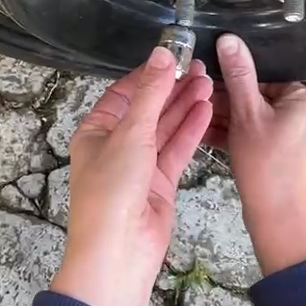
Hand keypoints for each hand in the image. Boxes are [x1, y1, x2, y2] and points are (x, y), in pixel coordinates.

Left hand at [52, 47, 214, 305]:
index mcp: (95, 131)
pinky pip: (177, 150)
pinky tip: (208, 109)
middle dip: (172, 88)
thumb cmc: (112, 189)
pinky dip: (191, 130)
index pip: (124, 93)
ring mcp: (139, 165)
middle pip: (148, 109)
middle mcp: (116, 145)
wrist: (119, 252)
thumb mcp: (131, 133)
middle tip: (200, 66)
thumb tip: (162, 53)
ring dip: (186, 106)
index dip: (149, 75)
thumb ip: (150, 94)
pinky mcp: (160, 183)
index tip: (174, 55)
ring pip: (165, 128)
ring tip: (210, 82)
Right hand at [208, 33, 305, 276]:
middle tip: (197, 103)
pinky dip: (241, 138)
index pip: (267, 79)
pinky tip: (210, 137)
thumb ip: (238, 75)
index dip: (233, 82)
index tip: (206, 84)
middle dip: (228, 103)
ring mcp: (304, 140)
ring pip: (260, 121)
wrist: (278, 221)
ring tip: (198, 120)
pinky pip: (264, 139)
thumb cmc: (265, 165)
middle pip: (262, 100)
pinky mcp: (293, 158)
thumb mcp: (246, 115)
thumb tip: (230, 38)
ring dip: (230, 121)